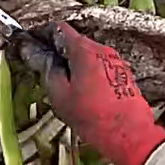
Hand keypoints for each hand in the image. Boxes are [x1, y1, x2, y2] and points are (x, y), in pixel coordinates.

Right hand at [12, 22, 164, 164]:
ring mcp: (115, 61)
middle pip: (73, 41)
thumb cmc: (95, 117)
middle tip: (44, 68)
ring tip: (63, 85)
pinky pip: (98, 66)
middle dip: (57, 52)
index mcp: (84, 51)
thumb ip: (46, 68)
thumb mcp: (59, 94)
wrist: (131, 136)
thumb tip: (36, 54)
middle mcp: (102, 50)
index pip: (58, 28)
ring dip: (72, 64)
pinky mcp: (123, 74)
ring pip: (86, 55)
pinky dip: (86, 72)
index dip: (41, 34)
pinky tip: (81, 91)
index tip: (33, 44)